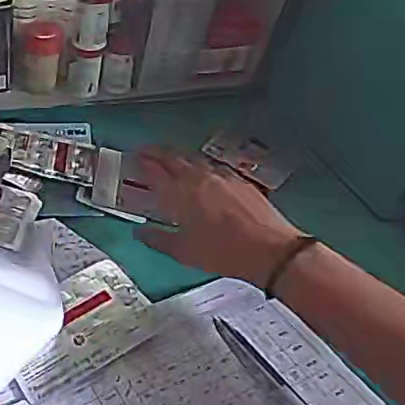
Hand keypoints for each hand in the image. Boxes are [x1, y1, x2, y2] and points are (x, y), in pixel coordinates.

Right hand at [134, 145, 305, 285]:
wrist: (268, 250)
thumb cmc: (226, 251)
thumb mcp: (184, 252)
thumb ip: (158, 239)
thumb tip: (144, 233)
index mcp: (179, 194)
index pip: (154, 171)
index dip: (143, 163)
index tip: (136, 159)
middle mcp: (199, 178)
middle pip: (173, 157)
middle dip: (157, 153)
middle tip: (148, 152)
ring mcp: (221, 176)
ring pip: (194, 158)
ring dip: (179, 155)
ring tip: (172, 157)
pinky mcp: (239, 180)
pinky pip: (214, 165)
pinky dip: (201, 164)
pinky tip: (203, 170)